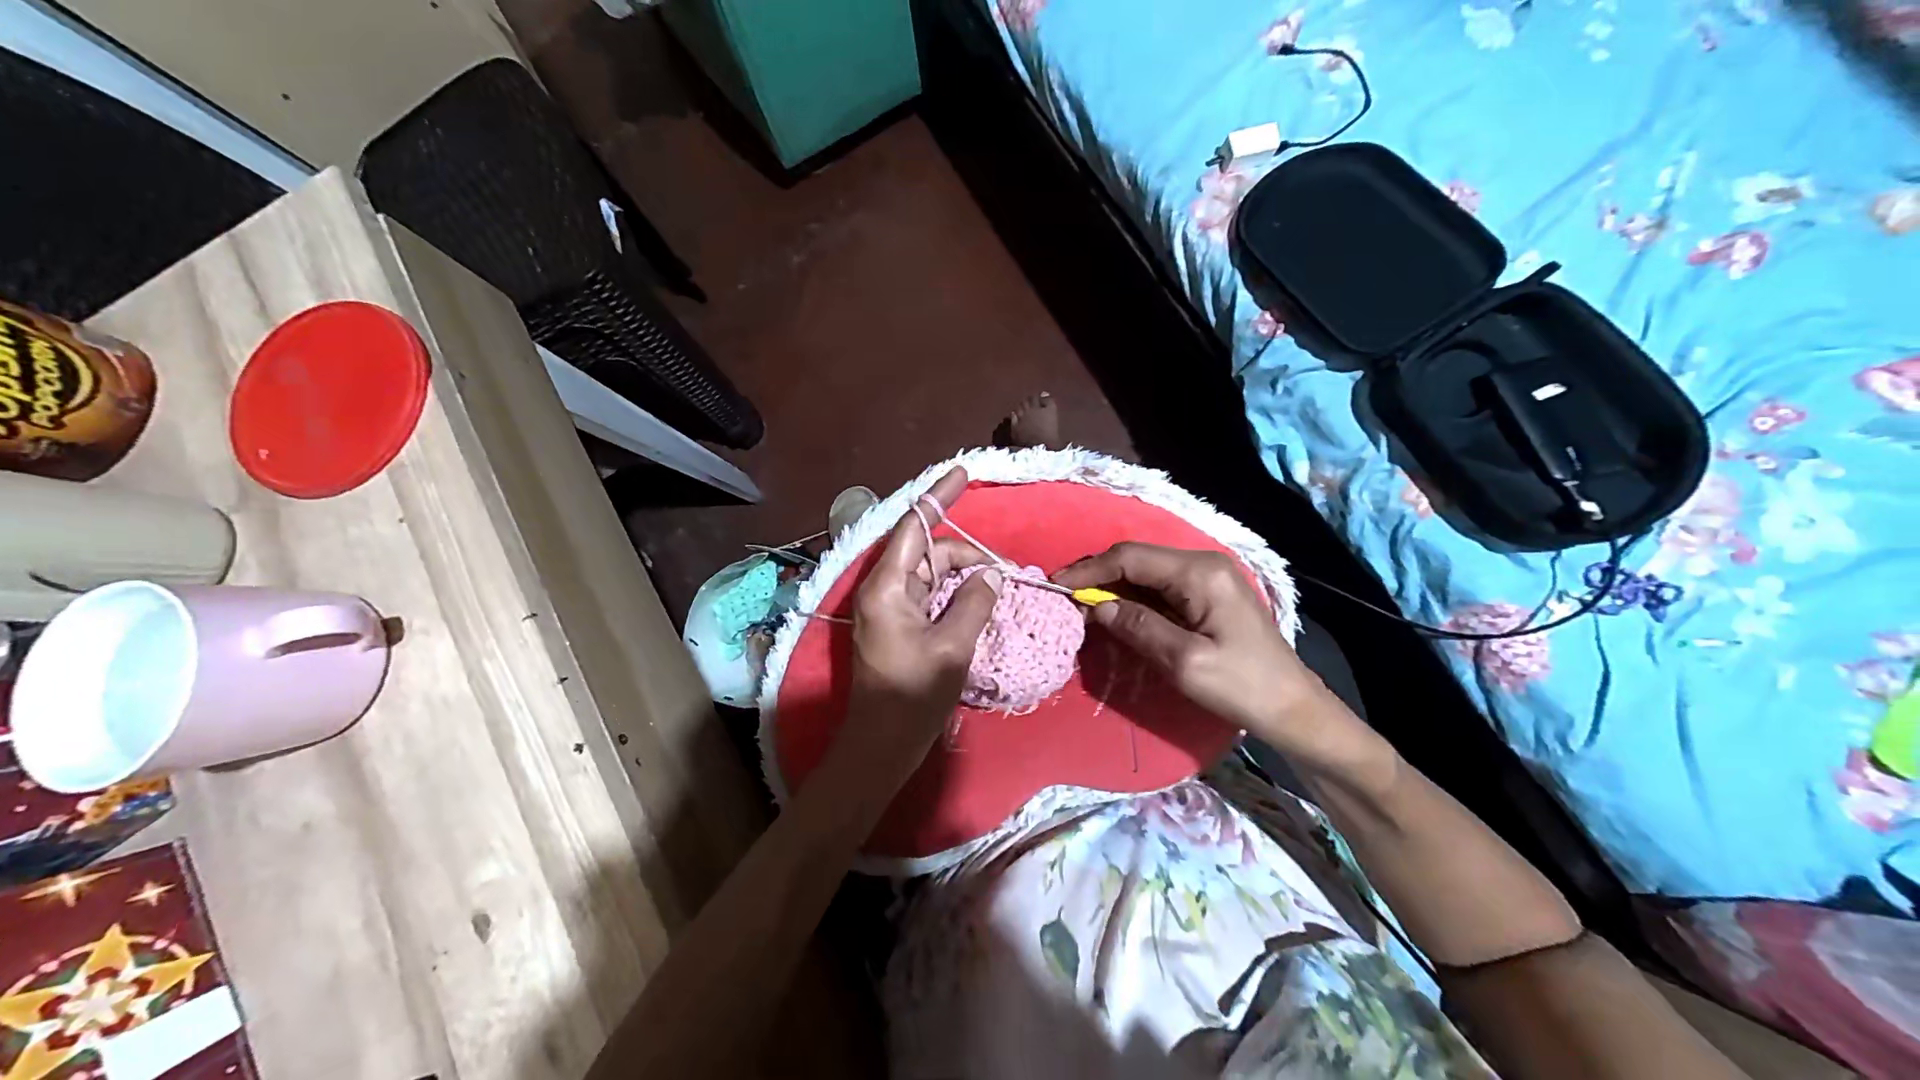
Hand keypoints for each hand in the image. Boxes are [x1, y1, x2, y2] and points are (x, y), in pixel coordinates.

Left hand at [841, 467, 1001, 774]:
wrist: (881, 744)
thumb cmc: (912, 696)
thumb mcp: (952, 647)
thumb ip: (975, 603)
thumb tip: (991, 575)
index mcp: (888, 586)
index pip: (912, 526)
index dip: (938, 498)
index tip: (962, 472)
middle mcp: (884, 589)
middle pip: (927, 551)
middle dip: (965, 554)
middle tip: (1002, 575)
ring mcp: (890, 607)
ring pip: (931, 573)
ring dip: (962, 575)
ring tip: (994, 588)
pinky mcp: (898, 625)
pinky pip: (930, 594)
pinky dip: (954, 593)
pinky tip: (977, 601)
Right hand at [1054, 543, 1382, 776]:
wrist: (1292, 708)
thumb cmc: (1242, 686)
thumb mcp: (1185, 661)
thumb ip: (1138, 627)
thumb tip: (1097, 605)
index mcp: (1200, 574)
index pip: (1131, 558)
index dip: (1090, 569)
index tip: (1058, 586)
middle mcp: (1203, 564)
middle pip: (1137, 559)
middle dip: (1098, 575)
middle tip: (1065, 597)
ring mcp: (1208, 578)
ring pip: (1146, 573)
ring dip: (1113, 586)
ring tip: (1081, 605)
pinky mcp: (1208, 594)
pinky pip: (1160, 587)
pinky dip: (1133, 597)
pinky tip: (1114, 612)